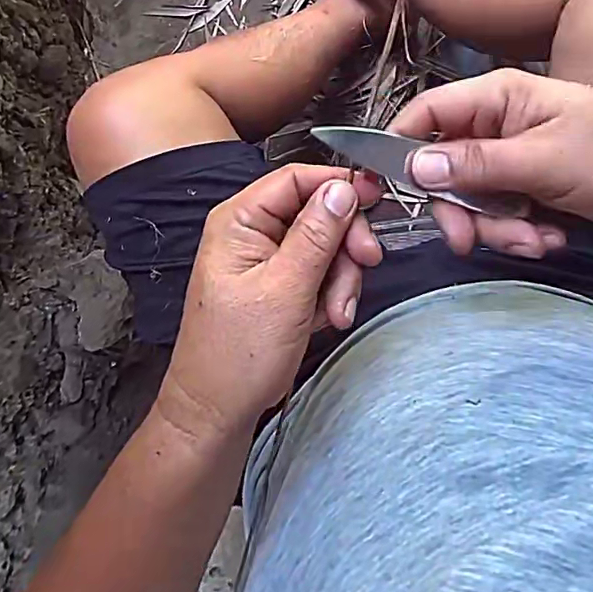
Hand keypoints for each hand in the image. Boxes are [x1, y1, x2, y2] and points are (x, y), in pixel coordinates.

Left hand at [157, 165, 383, 440]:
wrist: (218, 412)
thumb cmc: (236, 356)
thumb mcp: (285, 290)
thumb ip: (317, 235)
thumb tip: (342, 189)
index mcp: (239, 221)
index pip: (296, 179)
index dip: (338, 184)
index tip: (375, 196)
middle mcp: (252, 232)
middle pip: (318, 211)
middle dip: (345, 241)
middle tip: (366, 262)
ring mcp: (268, 258)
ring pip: (326, 243)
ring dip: (342, 275)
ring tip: (337, 311)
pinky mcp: (282, 282)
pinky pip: (321, 269)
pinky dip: (333, 291)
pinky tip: (328, 317)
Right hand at [387, 69, 592, 255]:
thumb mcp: (544, 159)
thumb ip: (477, 164)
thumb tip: (414, 167)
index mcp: (498, 97)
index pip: (427, 112)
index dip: (398, 146)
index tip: (385, 189)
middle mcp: (496, 123)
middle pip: (442, 165)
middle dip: (459, 208)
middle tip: (470, 240)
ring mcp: (509, 155)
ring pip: (470, 196)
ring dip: (495, 227)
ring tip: (536, 240)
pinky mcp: (523, 184)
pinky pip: (498, 212)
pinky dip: (516, 231)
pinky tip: (549, 236)